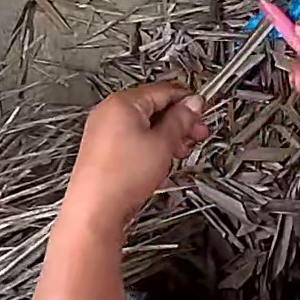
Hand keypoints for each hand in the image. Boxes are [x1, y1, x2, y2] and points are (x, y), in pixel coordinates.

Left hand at [63, 83, 207, 231]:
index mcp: (122, 103)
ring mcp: (105, 131)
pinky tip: (163, 159)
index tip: (202, 111)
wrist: (97, 209)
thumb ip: (181, 120)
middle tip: (196, 133)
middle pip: (155, 107)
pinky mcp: (105, 149)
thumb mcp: (163, 143)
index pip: (164, 90)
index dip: (187, 100)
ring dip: (168, 135)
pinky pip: (135, 138)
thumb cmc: (121, 176)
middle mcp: (109, 113)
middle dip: (179, 121)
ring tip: (180, 150)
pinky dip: (152, 145)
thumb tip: (192, 104)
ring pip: (146, 124)